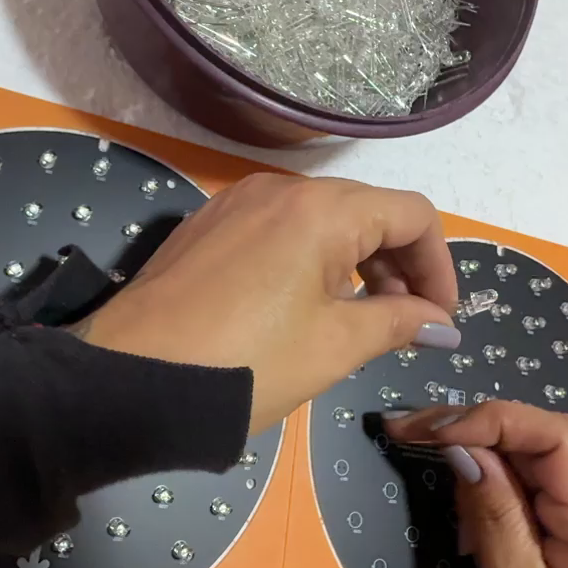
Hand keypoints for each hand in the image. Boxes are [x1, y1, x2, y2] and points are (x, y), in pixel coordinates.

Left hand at [77, 174, 460, 430]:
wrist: (128, 377)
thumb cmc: (244, 362)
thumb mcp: (333, 347)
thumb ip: (397, 323)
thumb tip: (438, 322)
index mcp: (320, 209)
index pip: (411, 214)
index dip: (439, 265)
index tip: (438, 319)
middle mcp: (278, 189)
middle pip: (366, 211)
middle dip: (398, 264)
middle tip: (404, 325)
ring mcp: (235, 203)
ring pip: (319, 220)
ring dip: (354, 263)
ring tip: (357, 319)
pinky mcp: (205, 226)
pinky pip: (277, 230)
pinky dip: (308, 260)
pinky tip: (301, 305)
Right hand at [388, 402, 567, 567]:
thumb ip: (494, 515)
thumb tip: (460, 446)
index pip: (559, 440)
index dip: (493, 420)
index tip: (431, 431)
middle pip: (546, 437)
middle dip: (475, 425)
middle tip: (407, 428)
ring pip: (537, 452)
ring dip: (478, 443)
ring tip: (419, 441)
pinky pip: (537, 479)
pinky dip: (493, 471)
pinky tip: (458, 474)